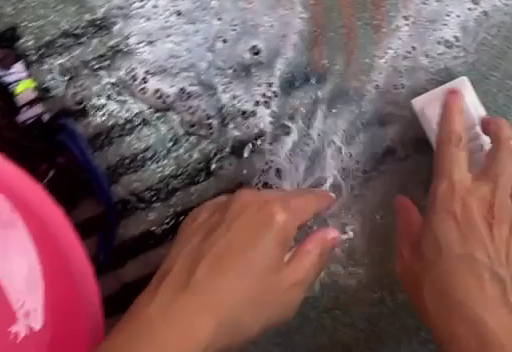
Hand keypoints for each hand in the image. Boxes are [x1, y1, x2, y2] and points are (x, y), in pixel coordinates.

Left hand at [101, 188, 342, 351]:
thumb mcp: (289, 289)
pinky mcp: (198, 214)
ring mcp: (220, 203)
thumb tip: (332, 232)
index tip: (331, 202)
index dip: (323, 201)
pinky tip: (235, 242)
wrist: (179, 312)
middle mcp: (249, 198)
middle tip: (300, 230)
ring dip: (263, 214)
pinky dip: (238, 219)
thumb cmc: (242, 305)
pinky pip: (228, 209)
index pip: (309, 199)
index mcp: (277, 213)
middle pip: (280, 198)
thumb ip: (314, 256)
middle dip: (292, 210)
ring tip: (266, 239)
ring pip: (252, 202)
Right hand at [394, 90, 511, 351]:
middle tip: (490, 125)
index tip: (455, 96)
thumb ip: (406, 226)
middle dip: (500, 126)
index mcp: (453, 197)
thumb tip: (404, 204)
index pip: (452, 143)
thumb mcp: (409, 260)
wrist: (487, 336)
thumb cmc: (442, 295)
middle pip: (506, 146)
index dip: (453, 114)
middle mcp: (489, 199)